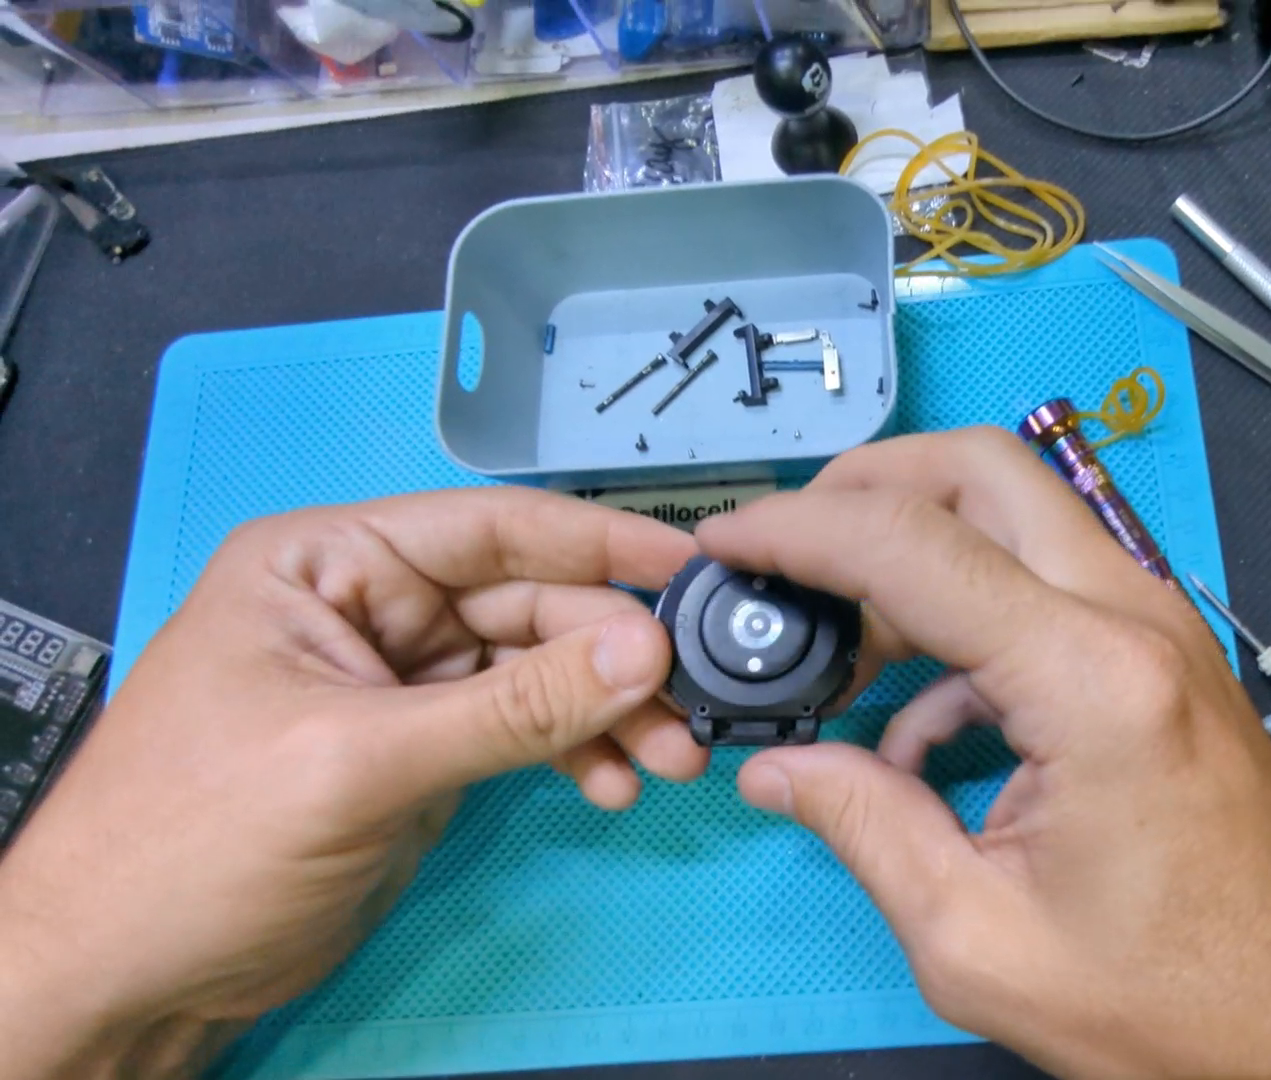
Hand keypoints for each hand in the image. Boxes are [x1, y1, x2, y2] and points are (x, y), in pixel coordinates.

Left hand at [0, 489, 703, 1078]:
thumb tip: (649, 652)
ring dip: (617, 713)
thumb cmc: (193, 850)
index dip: (605, 541)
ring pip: (556, 670)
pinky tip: (612, 787)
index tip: (694, 564)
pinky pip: (542, 725)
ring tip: (671, 758)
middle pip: (544, 607)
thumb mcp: (364, 763)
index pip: (501, 530)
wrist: (126, 992)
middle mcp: (394, 604)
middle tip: (688, 702)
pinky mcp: (450, 736)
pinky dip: (584, 751)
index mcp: (343, 565)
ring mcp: (427, 674)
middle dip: (619, 660)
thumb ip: (518, 706)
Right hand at [699, 428, 1270, 1079]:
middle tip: (791, 546)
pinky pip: (1038, 583)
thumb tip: (774, 768)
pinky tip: (920, 717)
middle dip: (869, 483)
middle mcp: (1128, 613)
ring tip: (838, 638)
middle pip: (981, 468)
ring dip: (914, 544)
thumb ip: (864, 828)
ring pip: (1014, 507)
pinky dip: (962, 616)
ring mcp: (1151, 617)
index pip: (914, 546)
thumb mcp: (979, 940)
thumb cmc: (1172, 1000)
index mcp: (1087, 680)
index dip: (799, 530)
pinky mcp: (1154, 643)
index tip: (728, 538)